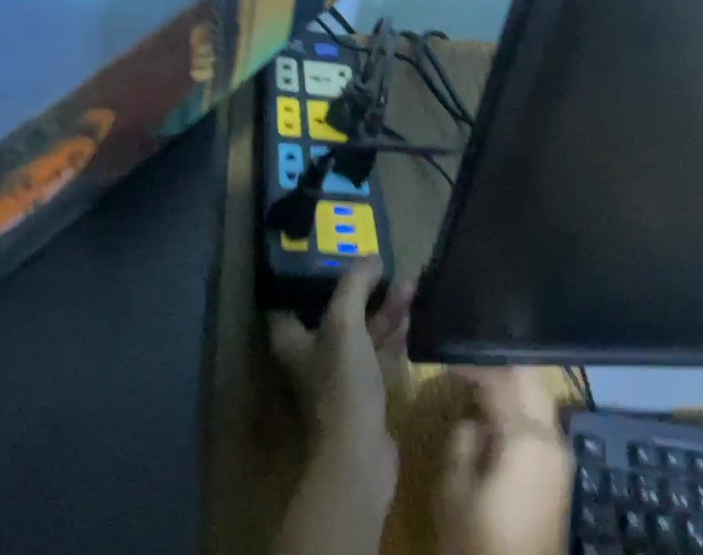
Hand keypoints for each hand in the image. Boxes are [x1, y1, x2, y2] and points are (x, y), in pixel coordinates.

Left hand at [268, 257, 413, 453]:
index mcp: (291, 336)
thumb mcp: (345, 324)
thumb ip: (354, 285)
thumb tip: (370, 256)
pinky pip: (375, 351)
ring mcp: (336, 372)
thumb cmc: (342, 381)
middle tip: (385, 266)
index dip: (309, 272)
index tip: (334, 251)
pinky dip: (390, 333)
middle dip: (361, 288)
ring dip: (383, 309)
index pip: (292, 294)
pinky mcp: (360, 388)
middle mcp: (309, 352)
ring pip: (359, 330)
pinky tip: (411, 316)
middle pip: (333, 310)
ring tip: (410, 285)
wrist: (359, 451)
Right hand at [438, 367, 573, 554]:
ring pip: (540, 400)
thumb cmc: (478, 538)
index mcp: (525, 437)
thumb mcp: (454, 489)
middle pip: (532, 381)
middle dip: (502, 366)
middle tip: (471, 361)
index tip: (452, 359)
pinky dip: (521, 409)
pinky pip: (541, 424)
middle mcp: (551, 438)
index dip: (475, 365)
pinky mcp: (559, 473)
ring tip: (481, 382)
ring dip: (514, 386)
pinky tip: (497, 414)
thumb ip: (463, 440)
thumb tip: (474, 420)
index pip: (501, 381)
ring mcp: (560, 456)